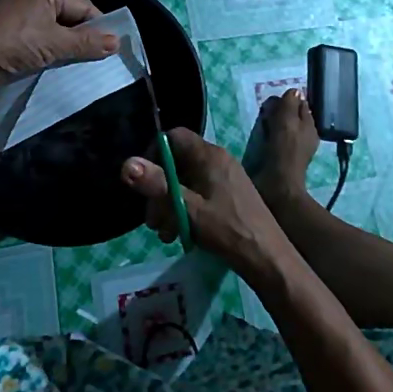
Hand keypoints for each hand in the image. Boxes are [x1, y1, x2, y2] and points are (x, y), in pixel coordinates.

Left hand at [0, 0, 118, 83]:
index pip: (84, 6)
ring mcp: (18, 11)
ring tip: (74, 63)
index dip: (98, 27)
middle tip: (93, 58)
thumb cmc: (14, 43)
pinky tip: (52, 62)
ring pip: (54, 27)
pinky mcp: (8, 29)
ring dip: (64, 44)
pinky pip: (39, 35)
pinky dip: (48, 48)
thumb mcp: (55, 44)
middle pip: (70, 15)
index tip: (108, 49)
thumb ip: (87, 43)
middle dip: (81, 36)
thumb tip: (118, 42)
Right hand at [121, 128, 292, 276]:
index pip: (174, 136)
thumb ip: (157, 185)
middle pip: (177, 162)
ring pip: (187, 182)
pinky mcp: (230, 195)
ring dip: (170, 204)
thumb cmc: (226, 228)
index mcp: (209, 156)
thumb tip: (126, 164)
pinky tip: (181, 234)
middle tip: (153, 221)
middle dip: (159, 189)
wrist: (266, 255)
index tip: (142, 182)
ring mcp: (225, 177)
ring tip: (166, 233)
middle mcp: (218, 160)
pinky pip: (199, 193)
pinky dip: (186, 209)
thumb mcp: (187, 208)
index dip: (153, 154)